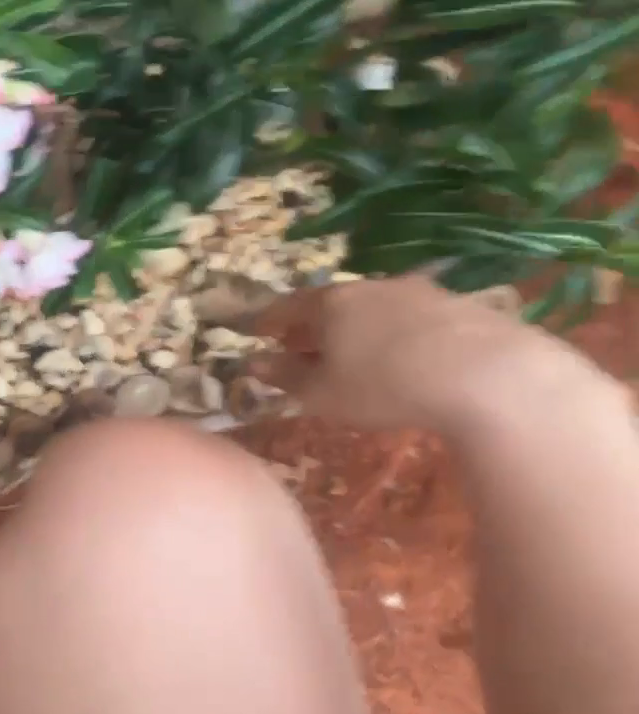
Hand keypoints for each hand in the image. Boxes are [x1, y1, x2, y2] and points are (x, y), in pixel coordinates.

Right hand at [250, 275, 584, 433]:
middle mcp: (373, 287)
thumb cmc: (383, 386)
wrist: (492, 378)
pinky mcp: (460, 306)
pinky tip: (395, 360)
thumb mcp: (319, 392)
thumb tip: (254, 363)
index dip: (266, 323)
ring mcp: (421, 292)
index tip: (254, 335)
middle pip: (331, 304)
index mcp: (331, 303)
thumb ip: (284, 375)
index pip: (285, 307)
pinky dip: (390, 334)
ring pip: (371, 309)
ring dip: (353, 329)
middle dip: (310, 326)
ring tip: (347, 356)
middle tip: (298, 349)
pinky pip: (408, 319)